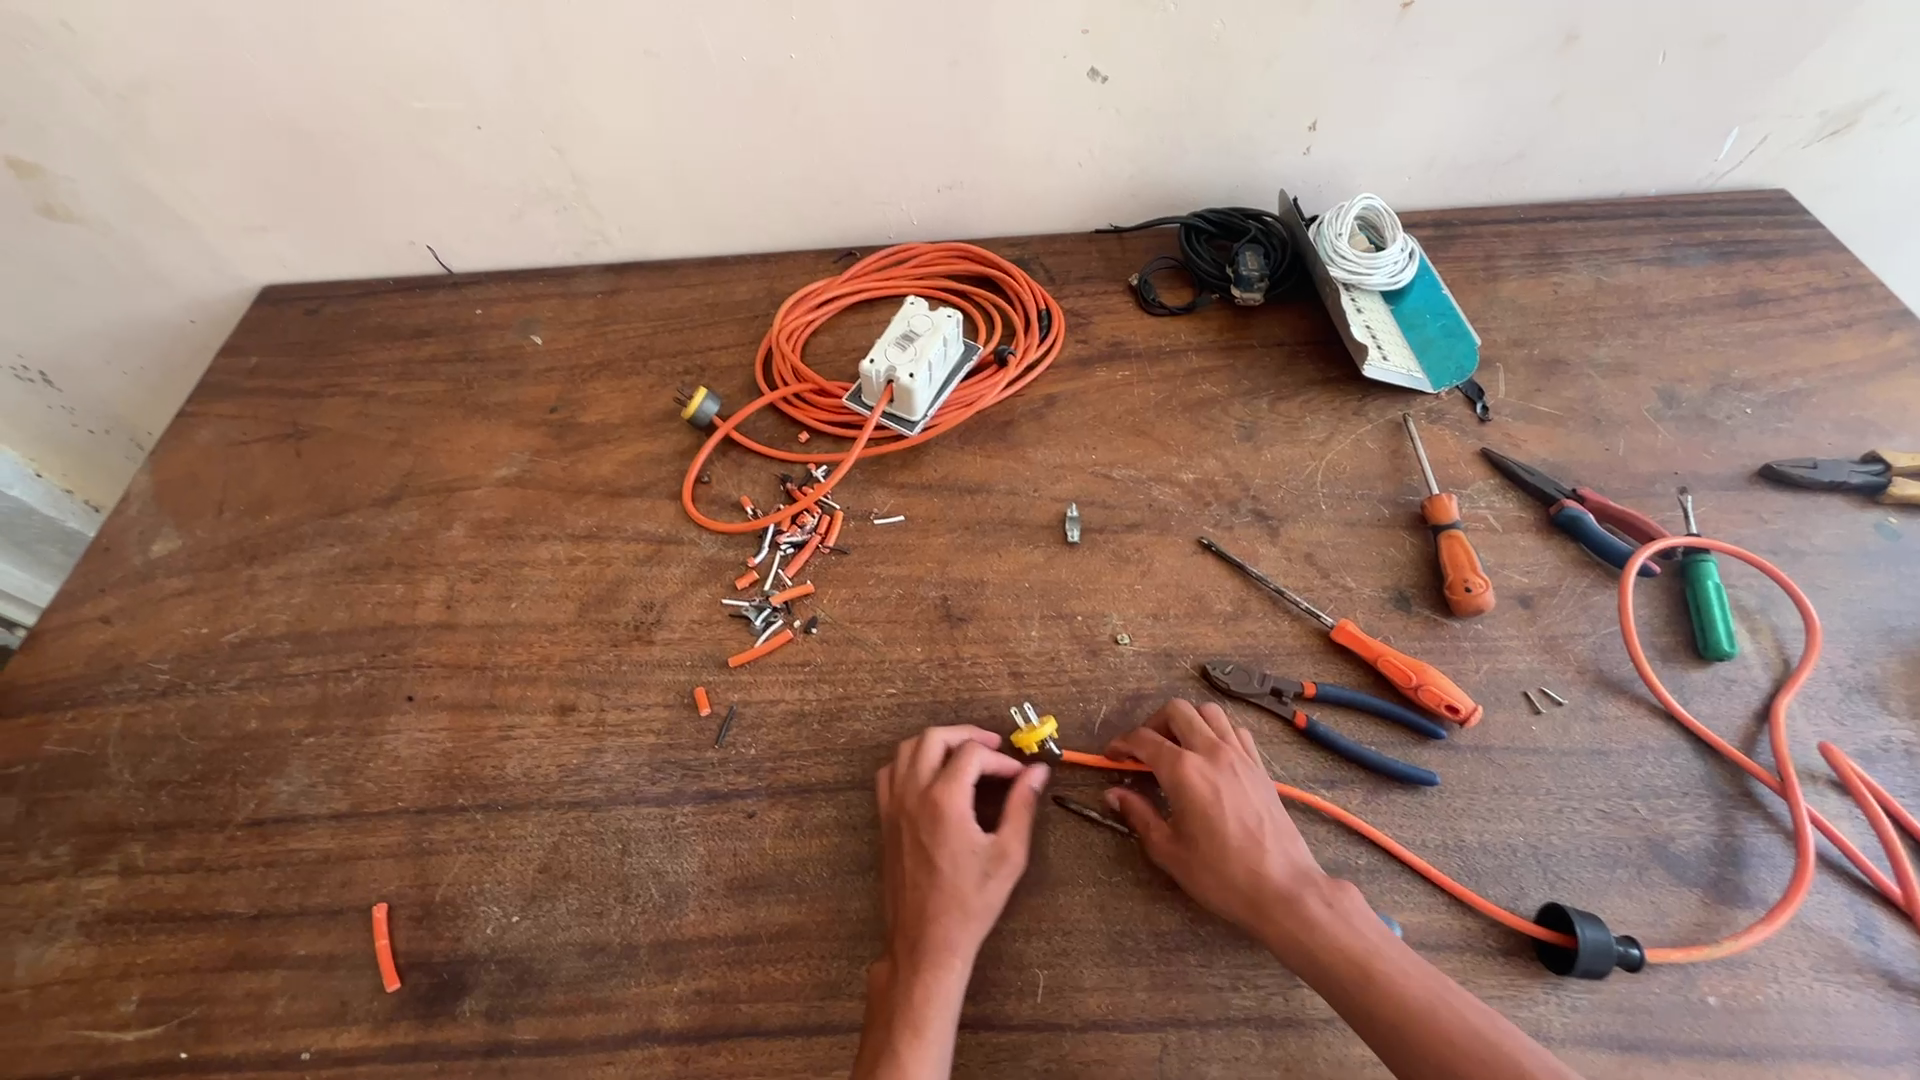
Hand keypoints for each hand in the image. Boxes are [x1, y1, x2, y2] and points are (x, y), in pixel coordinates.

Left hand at [874, 725, 1050, 974]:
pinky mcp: (884, 818)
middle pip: (934, 737)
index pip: (973, 753)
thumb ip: (1022, 806)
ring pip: (907, 749)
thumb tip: (1037, 772)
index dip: (1000, 758)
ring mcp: (893, 805)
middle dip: (967, 735)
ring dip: (937, 743)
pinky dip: (909, 761)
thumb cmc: (970, 903)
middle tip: (993, 748)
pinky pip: (889, 772)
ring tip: (965, 755)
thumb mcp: (1008, 855)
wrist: (926, 941)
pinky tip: (930, 775)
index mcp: (944, 800)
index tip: (1018, 775)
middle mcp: (913, 793)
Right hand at [1102, 699, 1328, 940]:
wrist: (1283, 889)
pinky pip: (1235, 730)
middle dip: (1153, 723)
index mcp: (1183, 771)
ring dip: (1187, 721)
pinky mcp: (1259, 766)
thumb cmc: (1221, 875)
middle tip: (1144, 749)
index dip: (1121, 743)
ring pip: (1208, 712)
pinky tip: (1210, 755)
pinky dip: (1217, 731)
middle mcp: (1211, 752)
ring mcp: (1239, 755)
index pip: (1143, 739)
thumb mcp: (1169, 850)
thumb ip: (1138, 814)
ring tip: (1177, 746)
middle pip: (1176, 710)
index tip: (1112, 756)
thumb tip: (1113, 794)